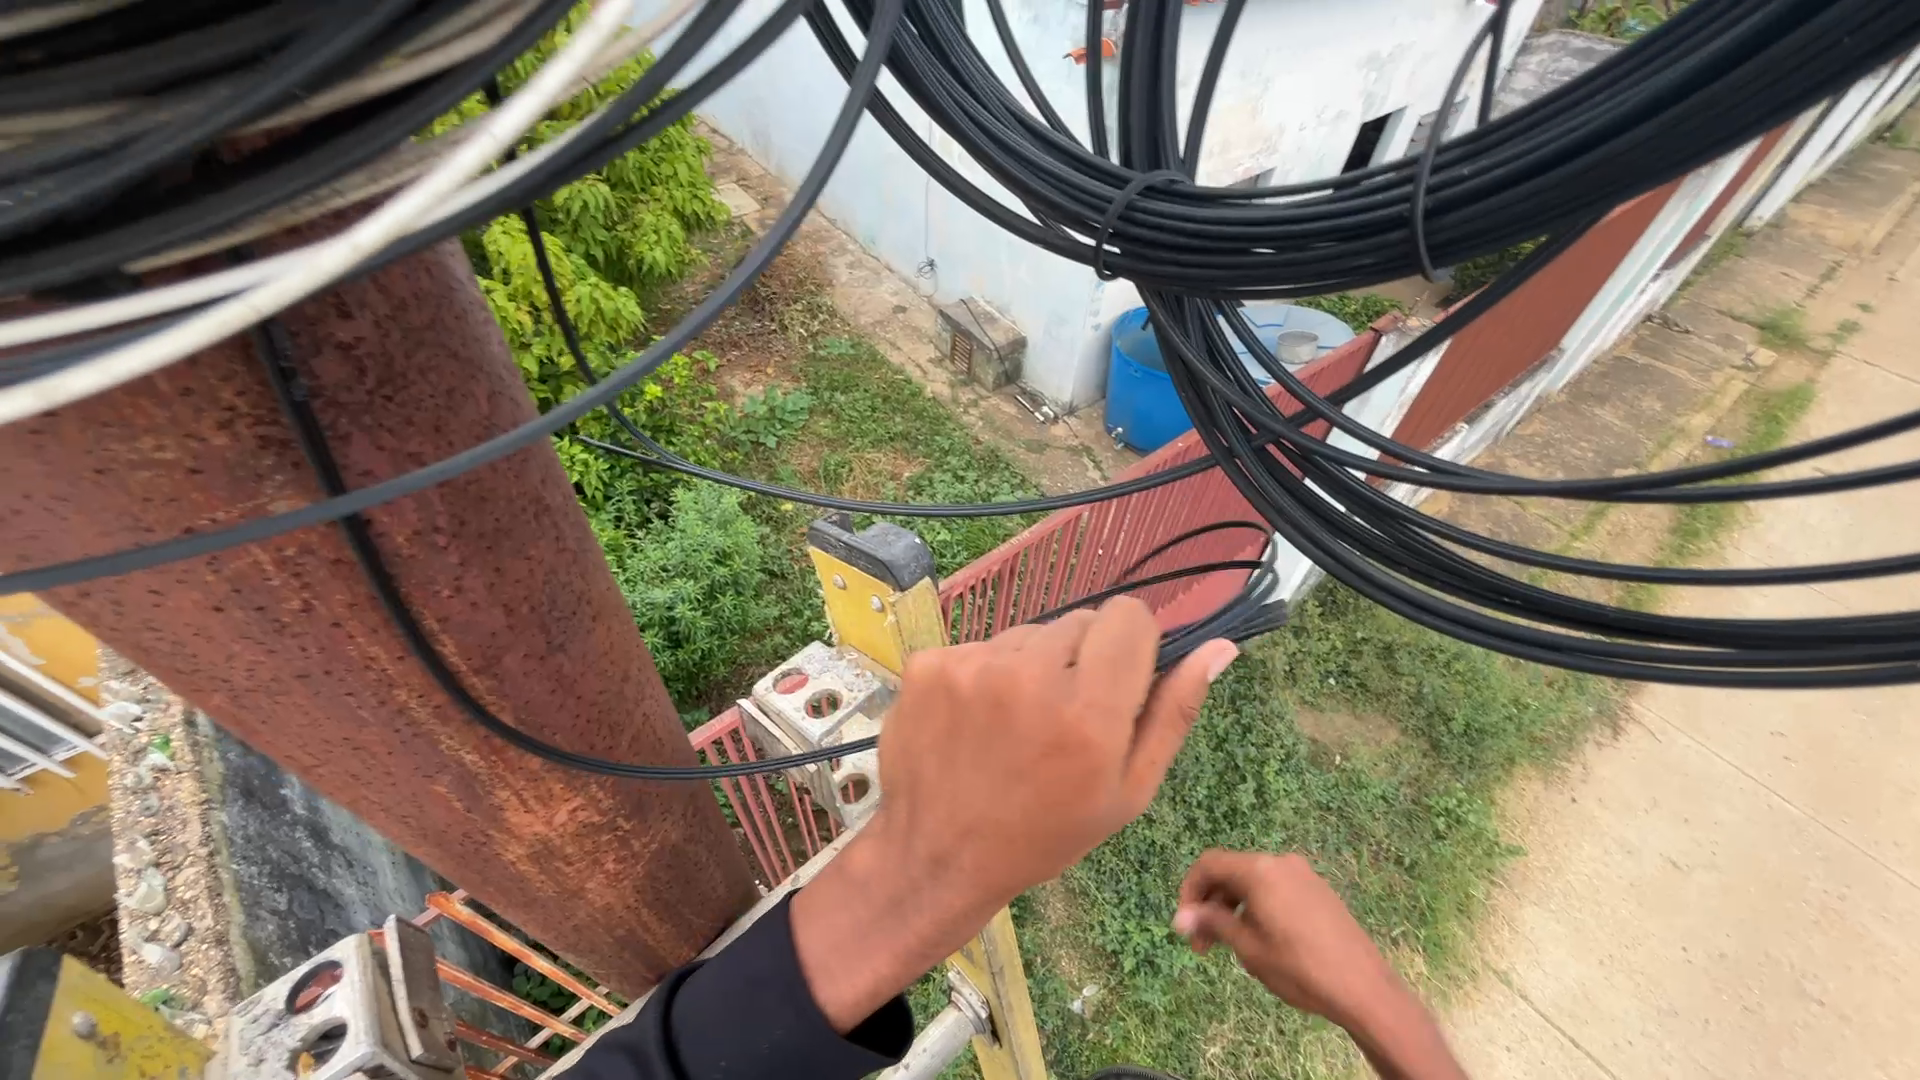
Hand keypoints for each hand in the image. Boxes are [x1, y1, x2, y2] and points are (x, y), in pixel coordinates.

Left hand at [792, 598, 1237, 1030]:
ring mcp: (973, 665)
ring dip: (1031, 665)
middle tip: (1061, 715)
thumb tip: (1218, 648)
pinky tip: (975, 720)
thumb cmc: (1044, 833)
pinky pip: (979, 646)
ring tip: (1014, 722)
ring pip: (1028, 633)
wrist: (938, 854)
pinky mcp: (930, 663)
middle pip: (1079, 621)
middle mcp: (1031, 674)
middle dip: (1081, 657)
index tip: (1117, 677)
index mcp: (1090, 711)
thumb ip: (1173, 713)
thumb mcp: (1126, 791)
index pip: (1128, 615)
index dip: (1130, 643)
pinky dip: (984, 673)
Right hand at [1173, 851, 1392, 1025]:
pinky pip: (1276, 890)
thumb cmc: (1300, 968)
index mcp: (1259, 870)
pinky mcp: (1319, 891)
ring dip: (1234, 908)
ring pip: (1254, 883)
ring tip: (1232, 947)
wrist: (1367, 990)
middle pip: (1231, 872)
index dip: (1190, 890)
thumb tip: (1180, 916)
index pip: (1209, 864)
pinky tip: (1263, 940)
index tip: (1185, 923)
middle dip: (1211, 905)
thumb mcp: (1248, 948)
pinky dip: (1258, 908)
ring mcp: (1303, 875)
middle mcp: (1280, 862)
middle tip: (1203, 945)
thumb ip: (1212, 923)